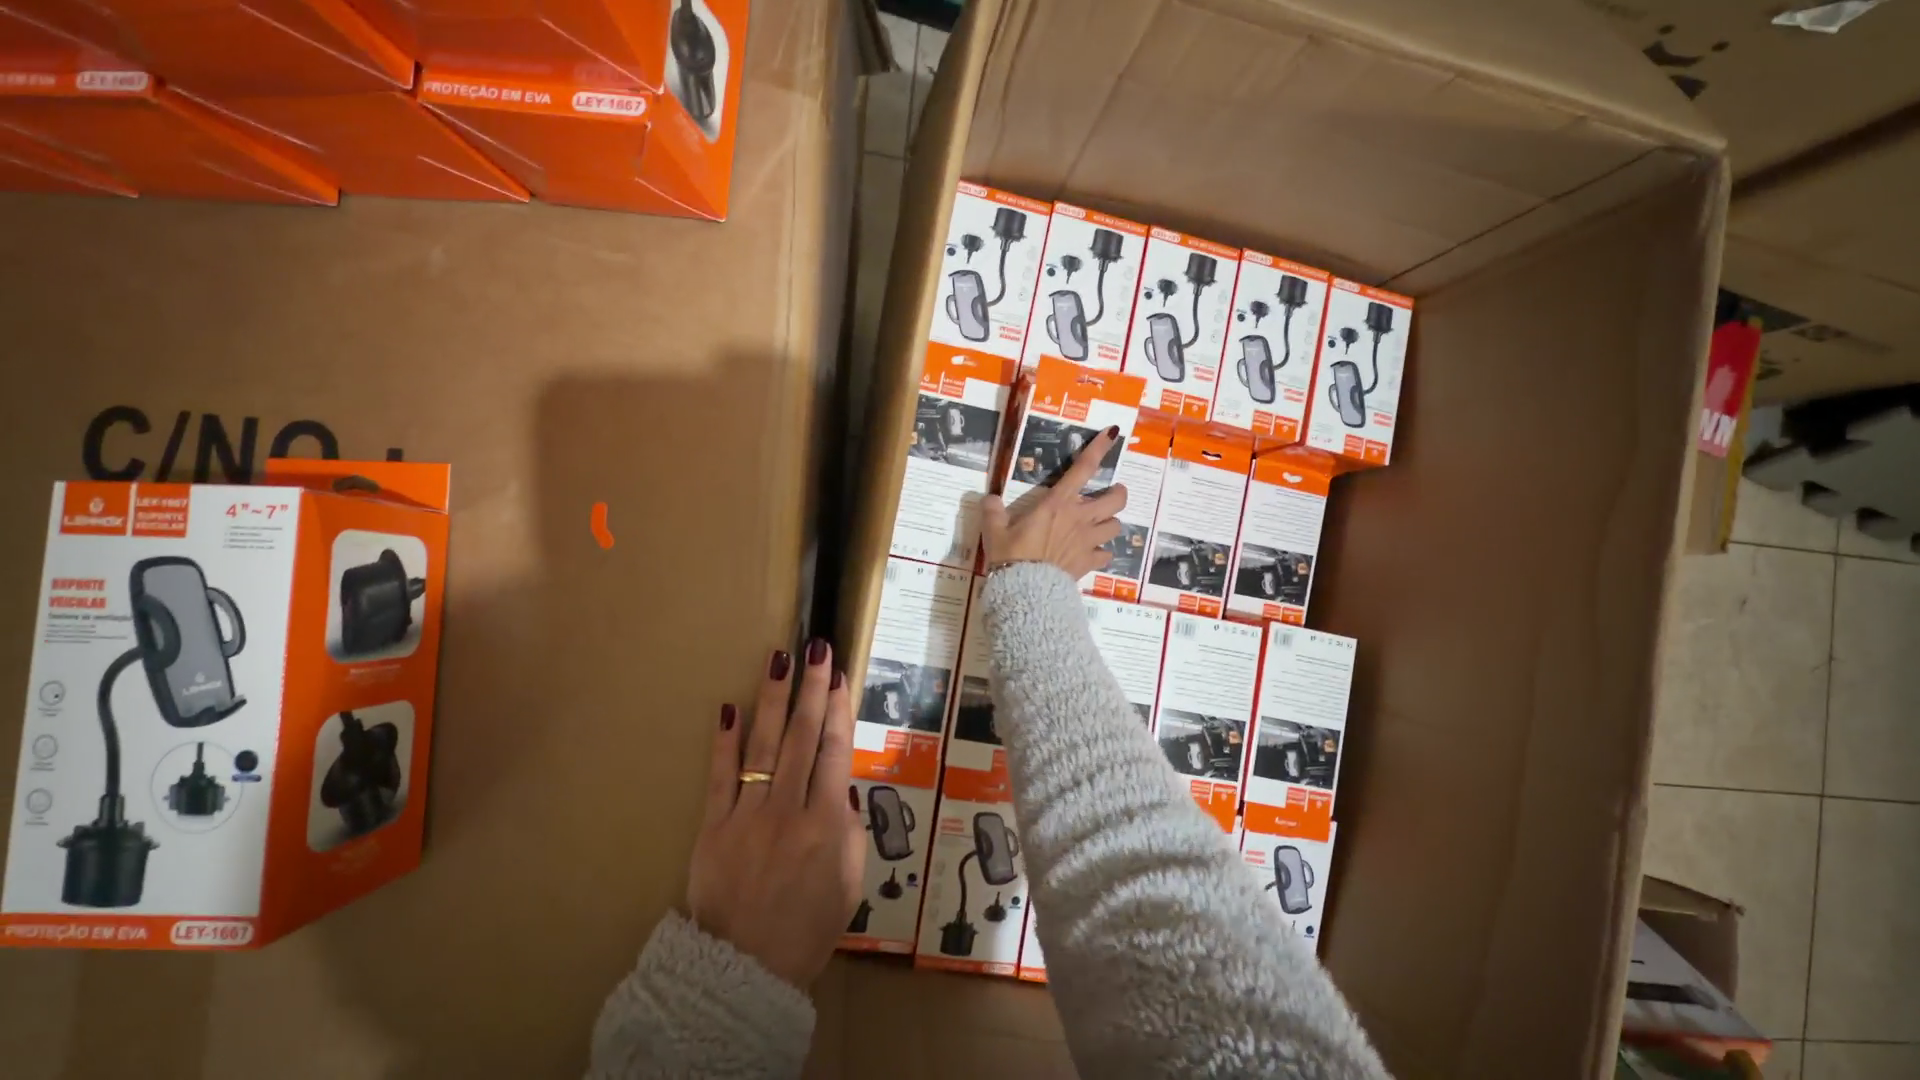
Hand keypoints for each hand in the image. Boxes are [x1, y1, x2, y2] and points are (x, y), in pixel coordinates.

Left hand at [686, 640, 862, 988]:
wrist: (745, 970)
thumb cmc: (807, 929)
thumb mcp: (849, 885)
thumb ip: (849, 832)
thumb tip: (841, 788)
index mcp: (827, 825)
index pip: (835, 752)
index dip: (838, 710)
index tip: (840, 676)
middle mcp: (789, 810)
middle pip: (802, 738)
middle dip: (811, 690)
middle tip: (816, 649)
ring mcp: (748, 815)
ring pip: (763, 747)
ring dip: (772, 701)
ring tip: (779, 661)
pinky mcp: (713, 827)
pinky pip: (721, 777)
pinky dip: (726, 742)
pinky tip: (731, 708)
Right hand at [981, 426, 1127, 578]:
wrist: (1026, 591)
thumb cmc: (1011, 555)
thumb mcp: (994, 530)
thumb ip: (993, 511)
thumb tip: (989, 499)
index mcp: (1058, 503)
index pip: (1083, 469)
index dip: (1099, 449)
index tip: (1112, 434)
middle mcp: (1079, 518)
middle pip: (1116, 500)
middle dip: (1118, 493)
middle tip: (1112, 493)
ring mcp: (1088, 541)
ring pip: (1115, 526)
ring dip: (1110, 523)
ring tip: (1100, 524)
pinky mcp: (1089, 563)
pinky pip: (1106, 555)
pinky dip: (1102, 552)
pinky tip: (1093, 553)